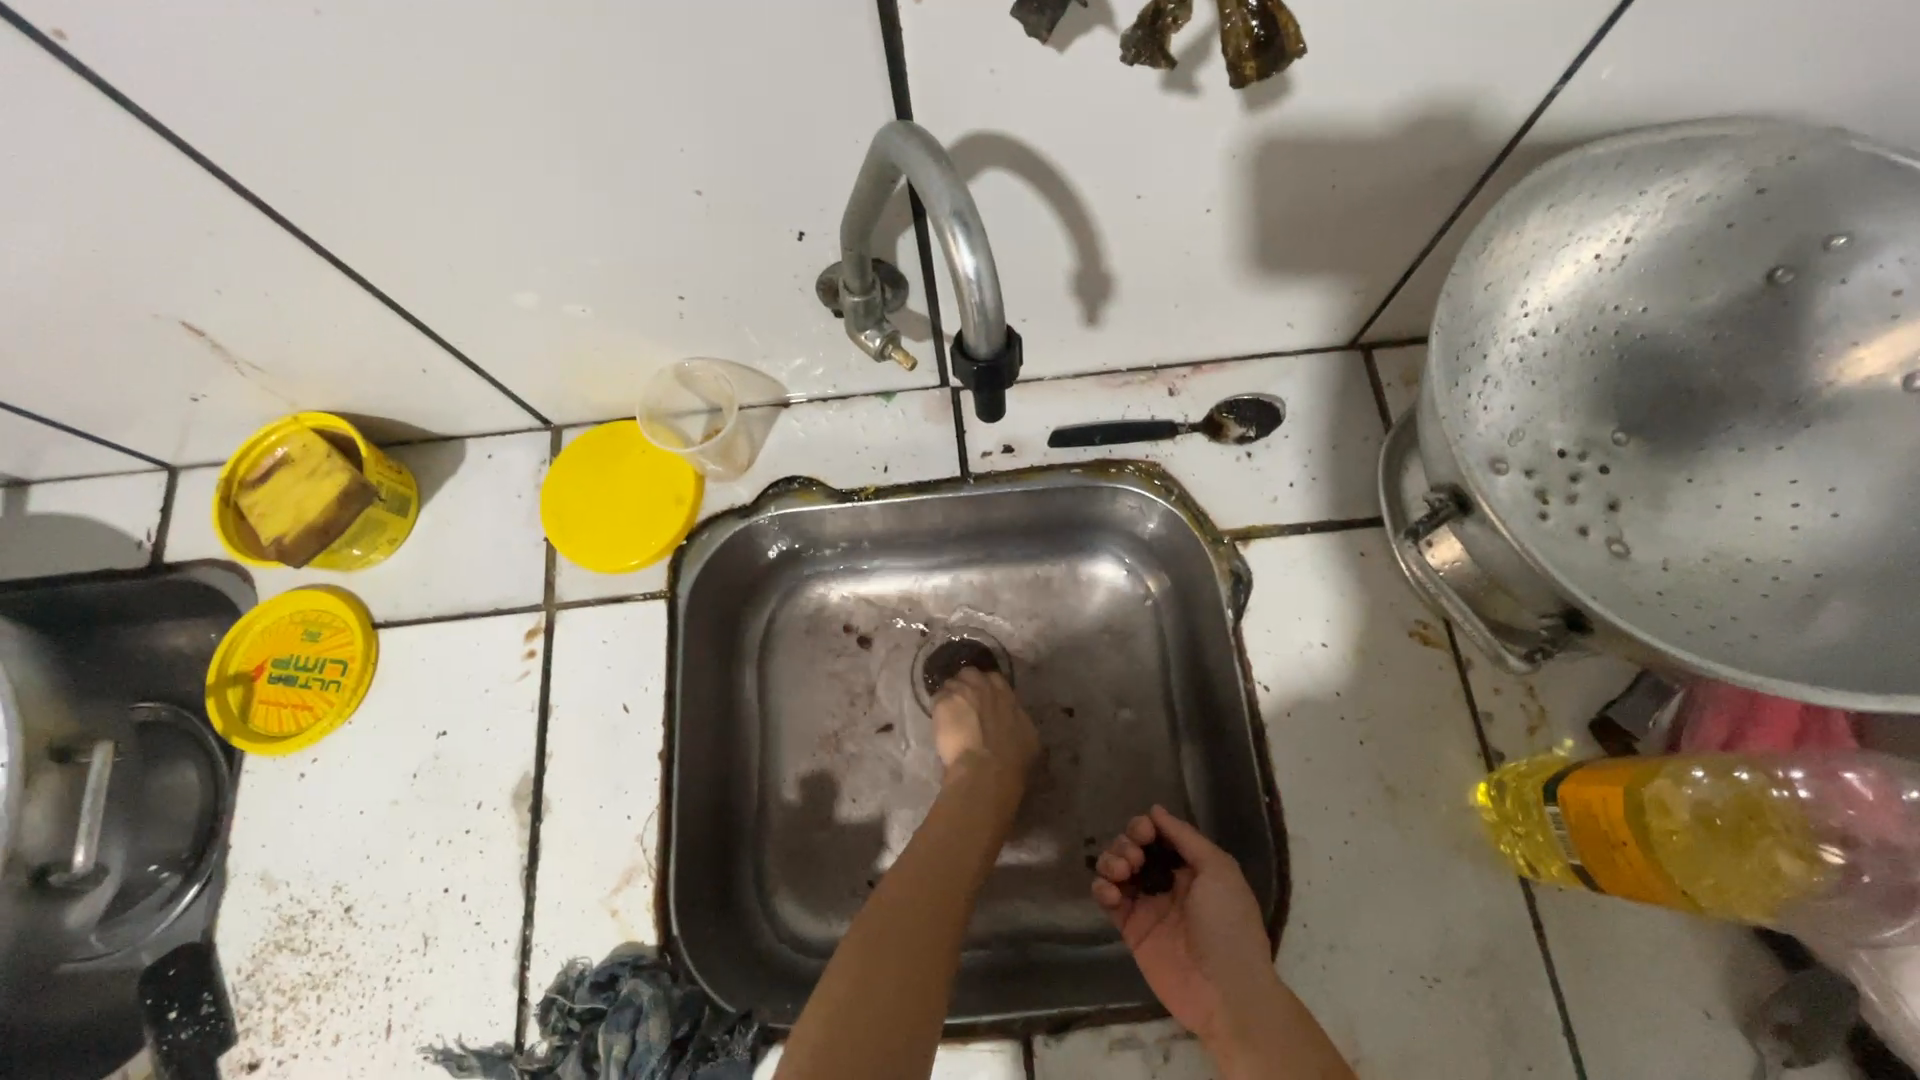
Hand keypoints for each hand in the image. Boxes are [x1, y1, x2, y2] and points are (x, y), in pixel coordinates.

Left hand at [930, 668, 1038, 791]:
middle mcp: (982, 685)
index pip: (992, 678)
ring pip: (950, 685)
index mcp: (1003, 691)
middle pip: (969, 674)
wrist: (985, 768)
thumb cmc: (1012, 757)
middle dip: (966, 685)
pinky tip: (939, 723)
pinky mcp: (941, 703)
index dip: (986, 688)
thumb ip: (1017, 716)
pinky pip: (936, 699)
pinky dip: (937, 709)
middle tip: (964, 704)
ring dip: (951, 697)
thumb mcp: (1029, 734)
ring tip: (949, 715)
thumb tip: (1013, 714)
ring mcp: (960, 691)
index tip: (983, 700)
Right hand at [1091, 805, 1280, 1043]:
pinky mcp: (1130, 929)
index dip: (1146, 828)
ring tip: (1122, 872)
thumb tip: (1155, 810)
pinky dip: (1102, 888)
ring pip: (1116, 869)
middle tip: (1135, 857)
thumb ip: (1185, 837)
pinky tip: (1110, 892)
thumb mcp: (1219, 871)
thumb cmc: (1229, 925)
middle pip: (1134, 848)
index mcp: (1193, 867)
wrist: (1225, 991)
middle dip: (1127, 843)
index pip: (1160, 835)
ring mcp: (1147, 906)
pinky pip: (1107, 900)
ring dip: (1112, 861)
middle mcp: (1168, 882)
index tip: (1143, 832)